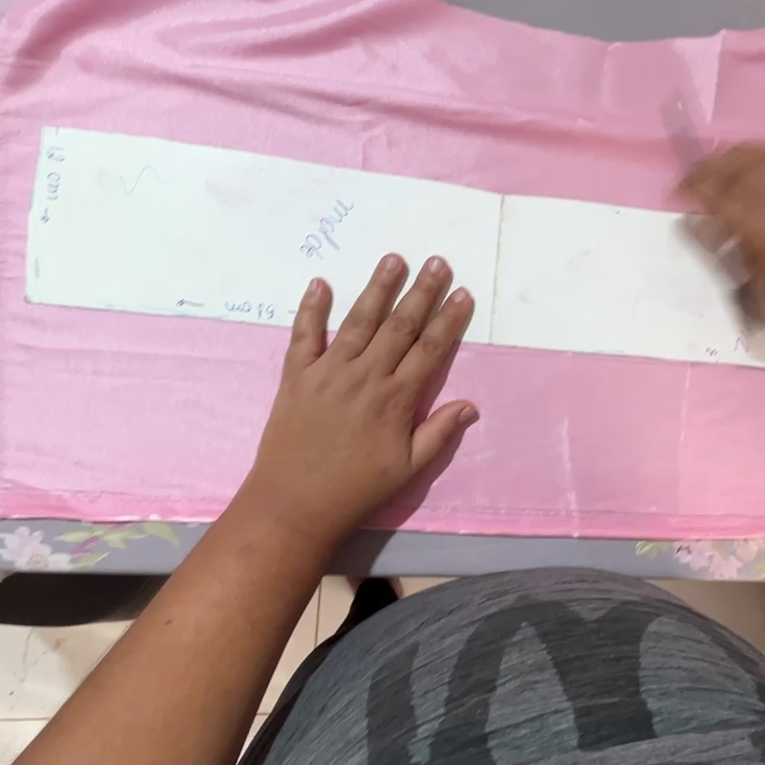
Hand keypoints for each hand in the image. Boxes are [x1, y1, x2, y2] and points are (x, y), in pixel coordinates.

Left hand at [234, 254, 476, 543]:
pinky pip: (304, 335)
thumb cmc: (357, 489)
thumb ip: (438, 433)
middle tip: (438, 262)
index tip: (462, 293)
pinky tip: (320, 283)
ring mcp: (328, 372)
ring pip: (359, 322)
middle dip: (421, 292)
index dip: (448, 320)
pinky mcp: (296, 376)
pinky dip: (311, 308)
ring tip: (394, 260)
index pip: (430, 350)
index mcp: (396, 399)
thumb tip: (470, 405)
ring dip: (378, 289)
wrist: (294, 504)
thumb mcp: (408, 469)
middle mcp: (365, 376)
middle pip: (400, 326)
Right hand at [679, 144, 764, 379]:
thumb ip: (731, 247)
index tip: (676, 194)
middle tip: (694, 178)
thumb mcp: (761, 284)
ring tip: (724, 167)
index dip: (694, 190)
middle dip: (714, 166)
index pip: (720, 194)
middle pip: (743, 164)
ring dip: (742, 156)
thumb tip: (703, 224)